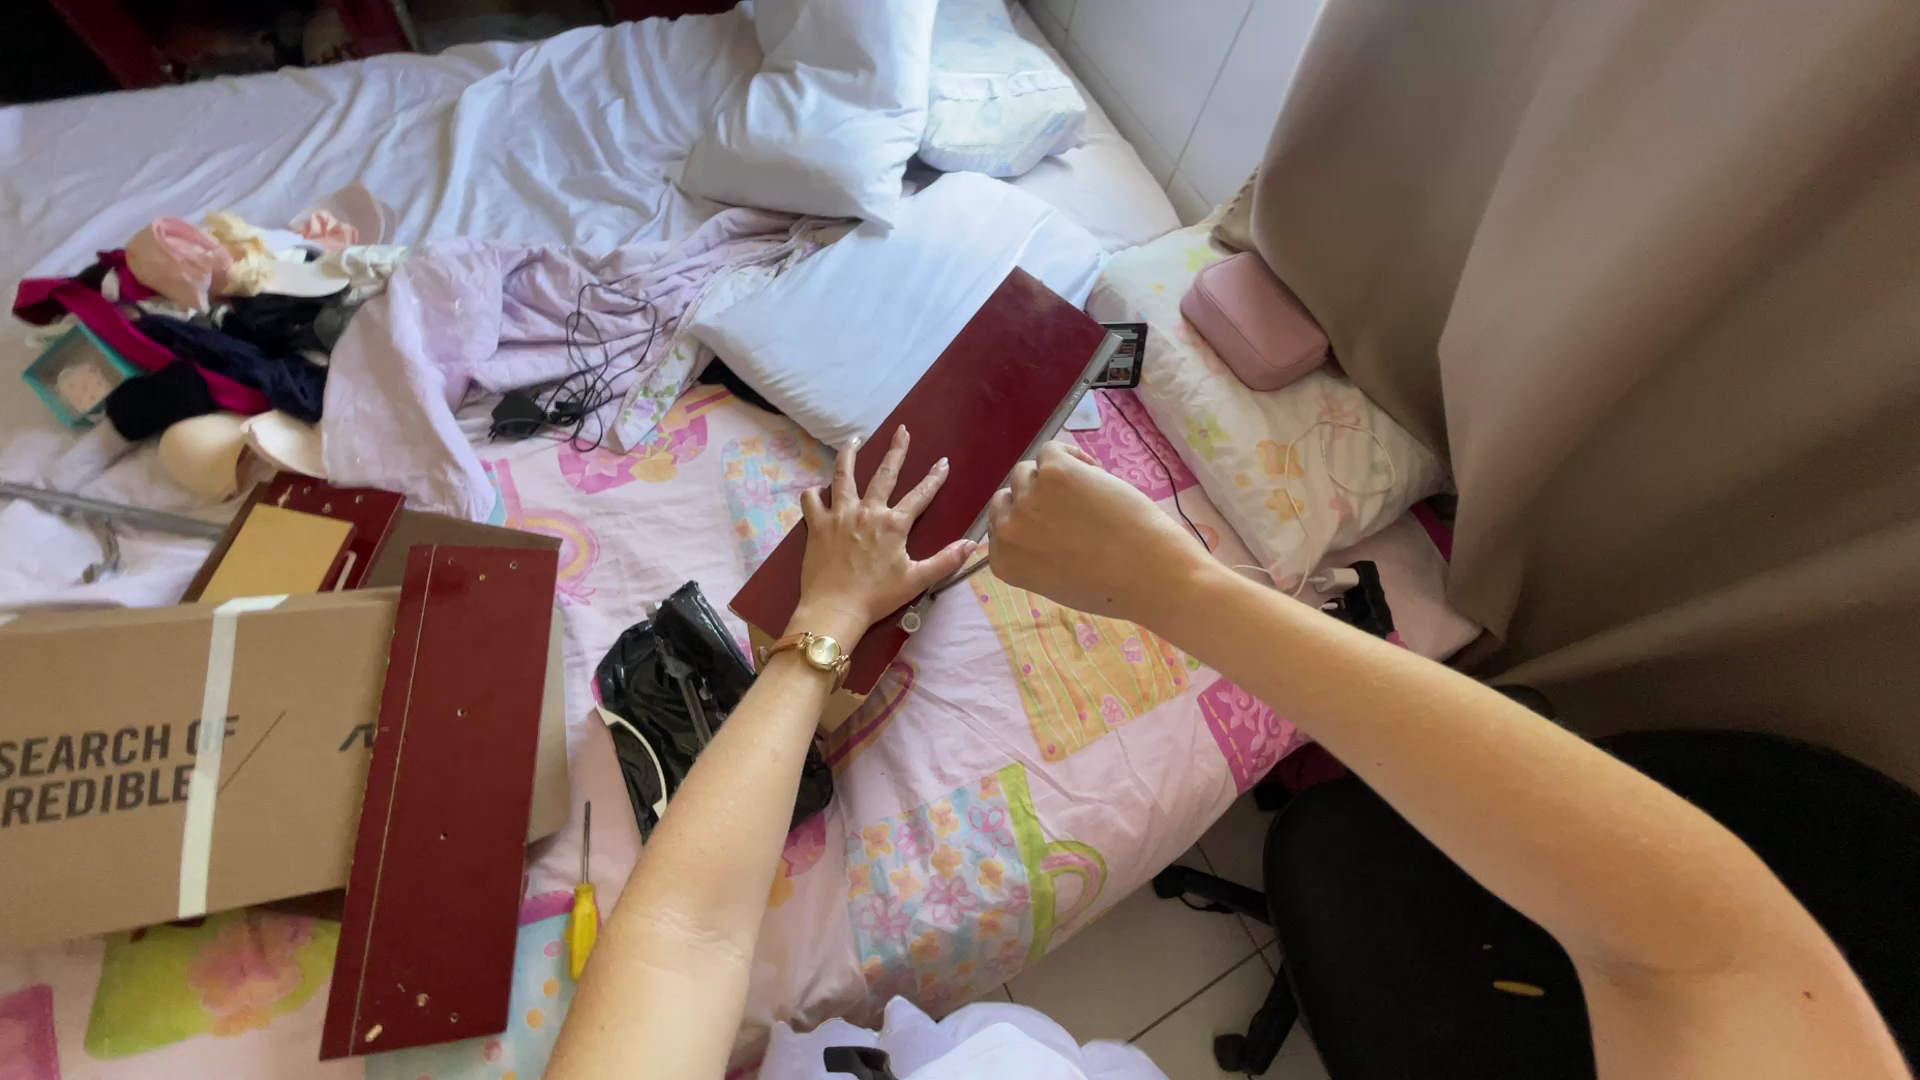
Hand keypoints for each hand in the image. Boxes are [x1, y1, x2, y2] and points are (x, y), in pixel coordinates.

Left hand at [792, 426, 973, 641]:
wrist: (835, 608)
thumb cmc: (877, 597)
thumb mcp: (917, 580)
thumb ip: (946, 560)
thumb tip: (973, 544)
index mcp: (894, 524)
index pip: (920, 494)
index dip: (934, 478)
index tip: (943, 462)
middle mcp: (868, 512)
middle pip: (884, 474)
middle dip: (896, 451)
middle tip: (901, 431)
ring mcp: (840, 515)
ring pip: (843, 476)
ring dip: (849, 455)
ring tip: (854, 440)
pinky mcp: (817, 525)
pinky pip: (812, 501)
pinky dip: (814, 493)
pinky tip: (817, 489)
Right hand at [987, 441, 1211, 624]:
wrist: (1150, 577)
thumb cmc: (1112, 587)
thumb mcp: (1054, 580)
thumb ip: (1033, 551)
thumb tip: (1035, 517)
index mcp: (1004, 561)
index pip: (998, 525)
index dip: (1026, 519)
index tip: (1053, 524)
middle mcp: (1007, 529)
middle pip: (1008, 494)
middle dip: (1035, 498)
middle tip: (1071, 507)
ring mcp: (1027, 498)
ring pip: (1028, 470)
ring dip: (1053, 477)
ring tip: (1088, 493)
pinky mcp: (1055, 472)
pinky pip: (1051, 449)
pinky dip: (1073, 456)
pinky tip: (1095, 473)